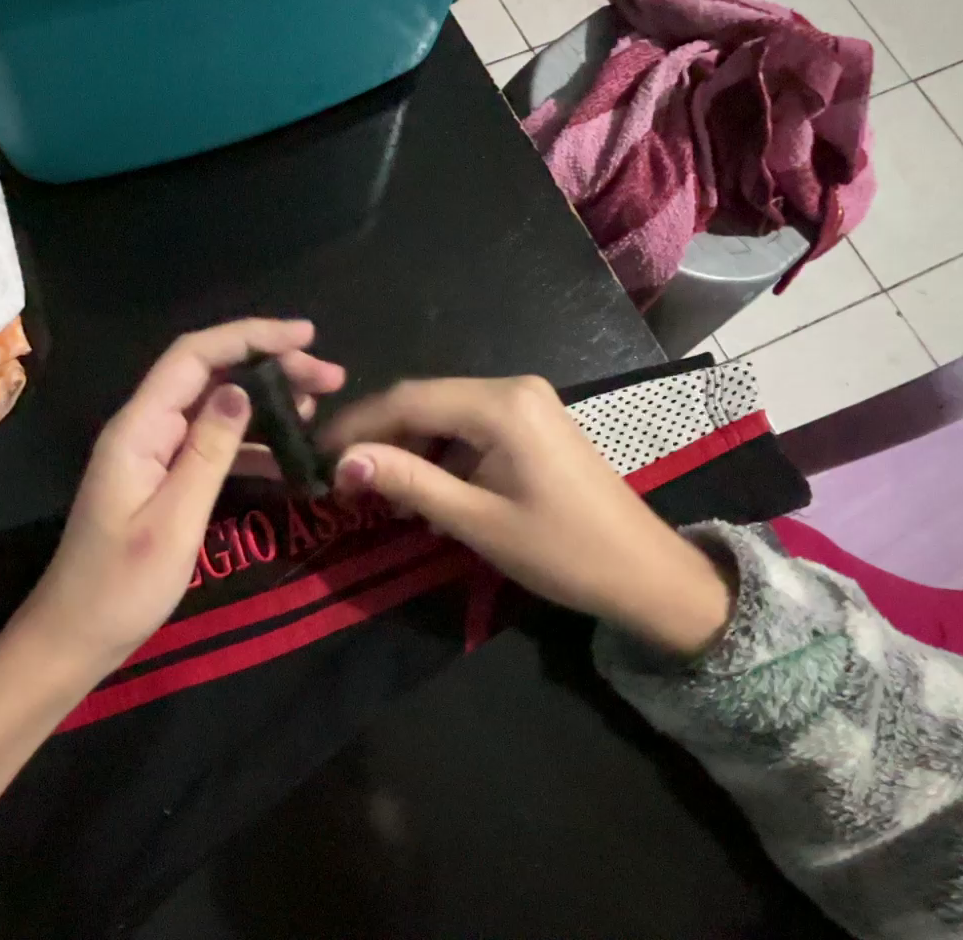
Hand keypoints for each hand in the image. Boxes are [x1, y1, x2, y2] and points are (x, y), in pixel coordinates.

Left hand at [17, 319, 345, 667]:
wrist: (76, 636)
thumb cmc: (121, 587)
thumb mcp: (173, 520)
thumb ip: (208, 452)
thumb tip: (241, 390)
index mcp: (138, 429)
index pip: (195, 357)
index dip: (250, 337)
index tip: (306, 336)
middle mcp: (144, 428)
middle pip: (209, 375)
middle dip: (269, 366)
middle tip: (329, 378)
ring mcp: (154, 453)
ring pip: (215, 408)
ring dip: (267, 403)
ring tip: (320, 408)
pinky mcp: (163, 479)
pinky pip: (212, 445)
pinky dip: (252, 443)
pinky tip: (291, 455)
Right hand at [318, 376, 732, 655]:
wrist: (647, 574)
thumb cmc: (563, 552)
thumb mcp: (476, 521)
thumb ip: (409, 482)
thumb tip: (343, 462)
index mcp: (501, 404)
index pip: (407, 400)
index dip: (356, 427)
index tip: (316, 456)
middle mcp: (513, 388)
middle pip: (424, 401)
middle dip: (380, 437)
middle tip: (342, 480)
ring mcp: (527, 403)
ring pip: (444, 415)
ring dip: (410, 449)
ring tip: (381, 494)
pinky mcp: (533, 423)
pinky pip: (471, 428)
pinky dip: (442, 456)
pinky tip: (428, 494)